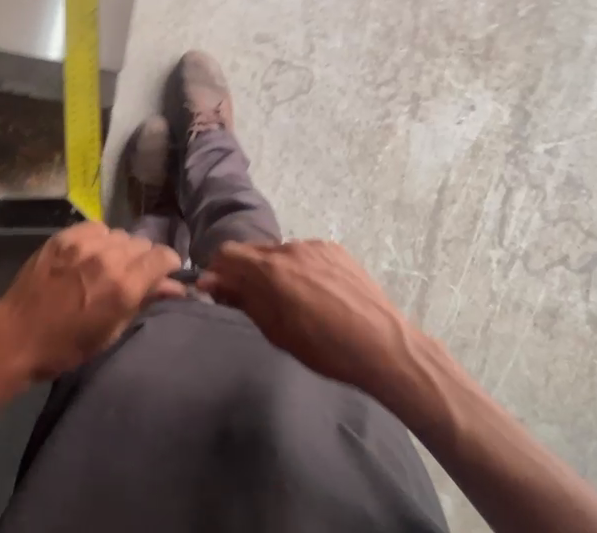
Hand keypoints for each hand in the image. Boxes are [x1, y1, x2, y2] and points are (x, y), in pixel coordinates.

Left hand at [0, 222, 183, 380]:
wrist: (17, 336)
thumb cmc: (67, 347)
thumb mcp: (111, 332)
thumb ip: (144, 301)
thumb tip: (175, 286)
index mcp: (123, 286)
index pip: (161, 256)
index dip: (168, 265)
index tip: (165, 274)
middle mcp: (107, 258)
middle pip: (141, 244)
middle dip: (144, 258)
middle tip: (135, 275)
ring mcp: (82, 244)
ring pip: (119, 234)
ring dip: (121, 248)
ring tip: (110, 265)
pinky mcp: (62, 237)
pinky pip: (94, 228)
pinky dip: (99, 239)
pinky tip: (91, 254)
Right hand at [198, 240, 418, 395]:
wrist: (384, 346)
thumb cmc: (325, 348)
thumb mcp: (276, 331)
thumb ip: (242, 300)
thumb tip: (212, 282)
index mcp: (270, 269)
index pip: (227, 253)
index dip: (219, 270)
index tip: (220, 290)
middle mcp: (289, 249)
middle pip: (253, 251)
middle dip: (247, 272)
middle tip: (258, 300)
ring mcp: (315, 246)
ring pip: (281, 253)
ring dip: (277, 270)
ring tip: (296, 300)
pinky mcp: (336, 249)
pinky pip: (306, 254)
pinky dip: (302, 269)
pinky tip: (319, 293)